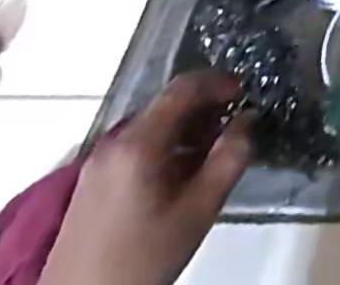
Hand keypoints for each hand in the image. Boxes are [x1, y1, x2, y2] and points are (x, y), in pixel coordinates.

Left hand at [41, 71, 253, 284]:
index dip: (220, 81)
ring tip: (214, 149)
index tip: (246, 92)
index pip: (184, 87)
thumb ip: (232, 156)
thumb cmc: (143, 258)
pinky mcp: (91, 182)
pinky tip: (183, 171)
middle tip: (236, 123)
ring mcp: (97, 163)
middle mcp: (113, 143)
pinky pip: (137, 144)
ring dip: (188, 126)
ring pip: (153, 124)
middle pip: (167, 103)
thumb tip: (248, 118)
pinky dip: (167, 143)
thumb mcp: (201, 208)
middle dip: (206, 106)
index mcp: (138, 143)